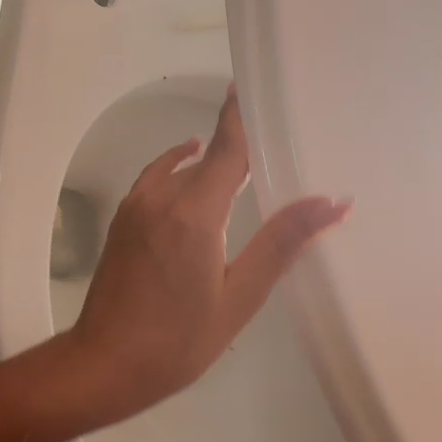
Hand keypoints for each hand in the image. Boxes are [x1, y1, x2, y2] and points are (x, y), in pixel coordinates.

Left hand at [65, 89, 349, 417]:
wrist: (108, 357)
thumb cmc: (181, 336)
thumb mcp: (240, 294)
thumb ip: (281, 243)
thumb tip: (332, 201)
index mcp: (193, 213)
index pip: (225, 152)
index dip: (238, 117)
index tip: (249, 84)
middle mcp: (159, 199)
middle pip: (203, 158)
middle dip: (231, 140)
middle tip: (266, 125)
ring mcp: (134, 208)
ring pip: (174, 169)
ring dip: (202, 158)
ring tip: (235, 151)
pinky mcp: (122, 221)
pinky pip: (153, 182)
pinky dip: (175, 171)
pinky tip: (189, 176)